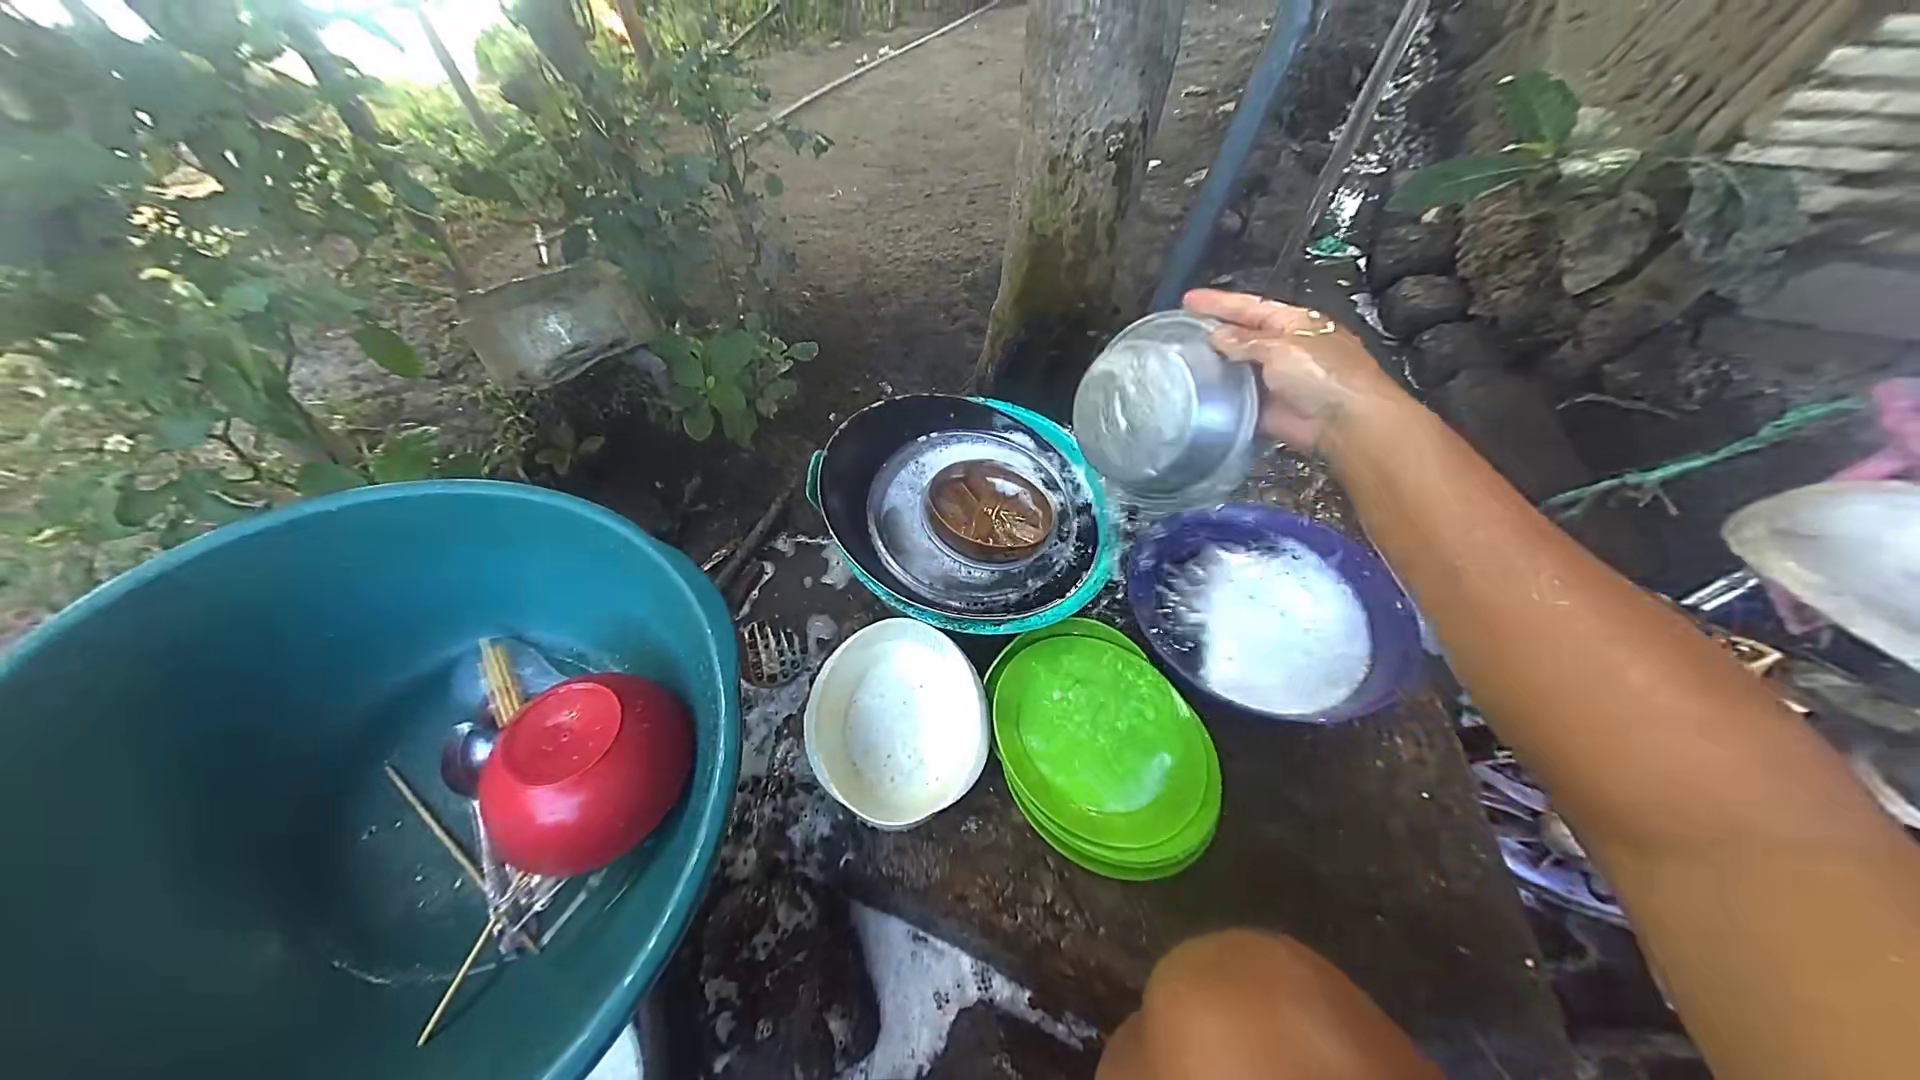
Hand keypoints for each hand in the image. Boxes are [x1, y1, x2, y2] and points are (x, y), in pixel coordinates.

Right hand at [1183, 289, 1406, 452]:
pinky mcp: (1266, 407)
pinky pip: (1237, 399)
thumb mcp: (1283, 346)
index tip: (1190, 299)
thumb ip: (1246, 341)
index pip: (1249, 307)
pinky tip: (1199, 393)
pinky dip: (1220, 396)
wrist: (1343, 422)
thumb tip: (1219, 337)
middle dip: (1213, 332)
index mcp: (1293, 323)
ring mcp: (1274, 379)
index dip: (1219, 302)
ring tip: (1182, 361)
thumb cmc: (1326, 375)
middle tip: (1181, 329)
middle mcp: (1283, 348)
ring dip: (1214, 366)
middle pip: (1240, 336)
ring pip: (1236, 368)